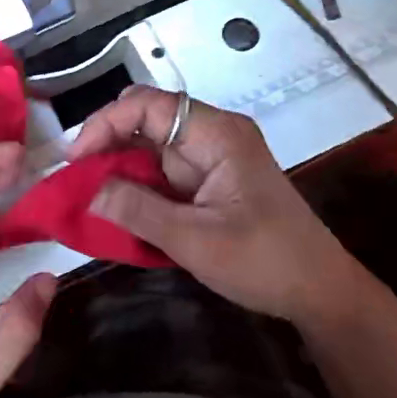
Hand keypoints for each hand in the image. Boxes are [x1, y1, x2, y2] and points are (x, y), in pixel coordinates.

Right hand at [71, 86, 366, 324]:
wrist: (320, 292)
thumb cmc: (265, 262)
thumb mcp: (195, 240)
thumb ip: (137, 210)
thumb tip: (85, 188)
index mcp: (216, 134)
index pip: (147, 105)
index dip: (105, 123)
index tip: (76, 161)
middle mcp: (212, 135)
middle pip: (146, 121)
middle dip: (107, 147)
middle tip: (77, 184)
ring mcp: (211, 157)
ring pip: (150, 148)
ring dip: (119, 170)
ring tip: (87, 199)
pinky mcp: (209, 180)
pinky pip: (162, 172)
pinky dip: (137, 187)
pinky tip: (116, 209)